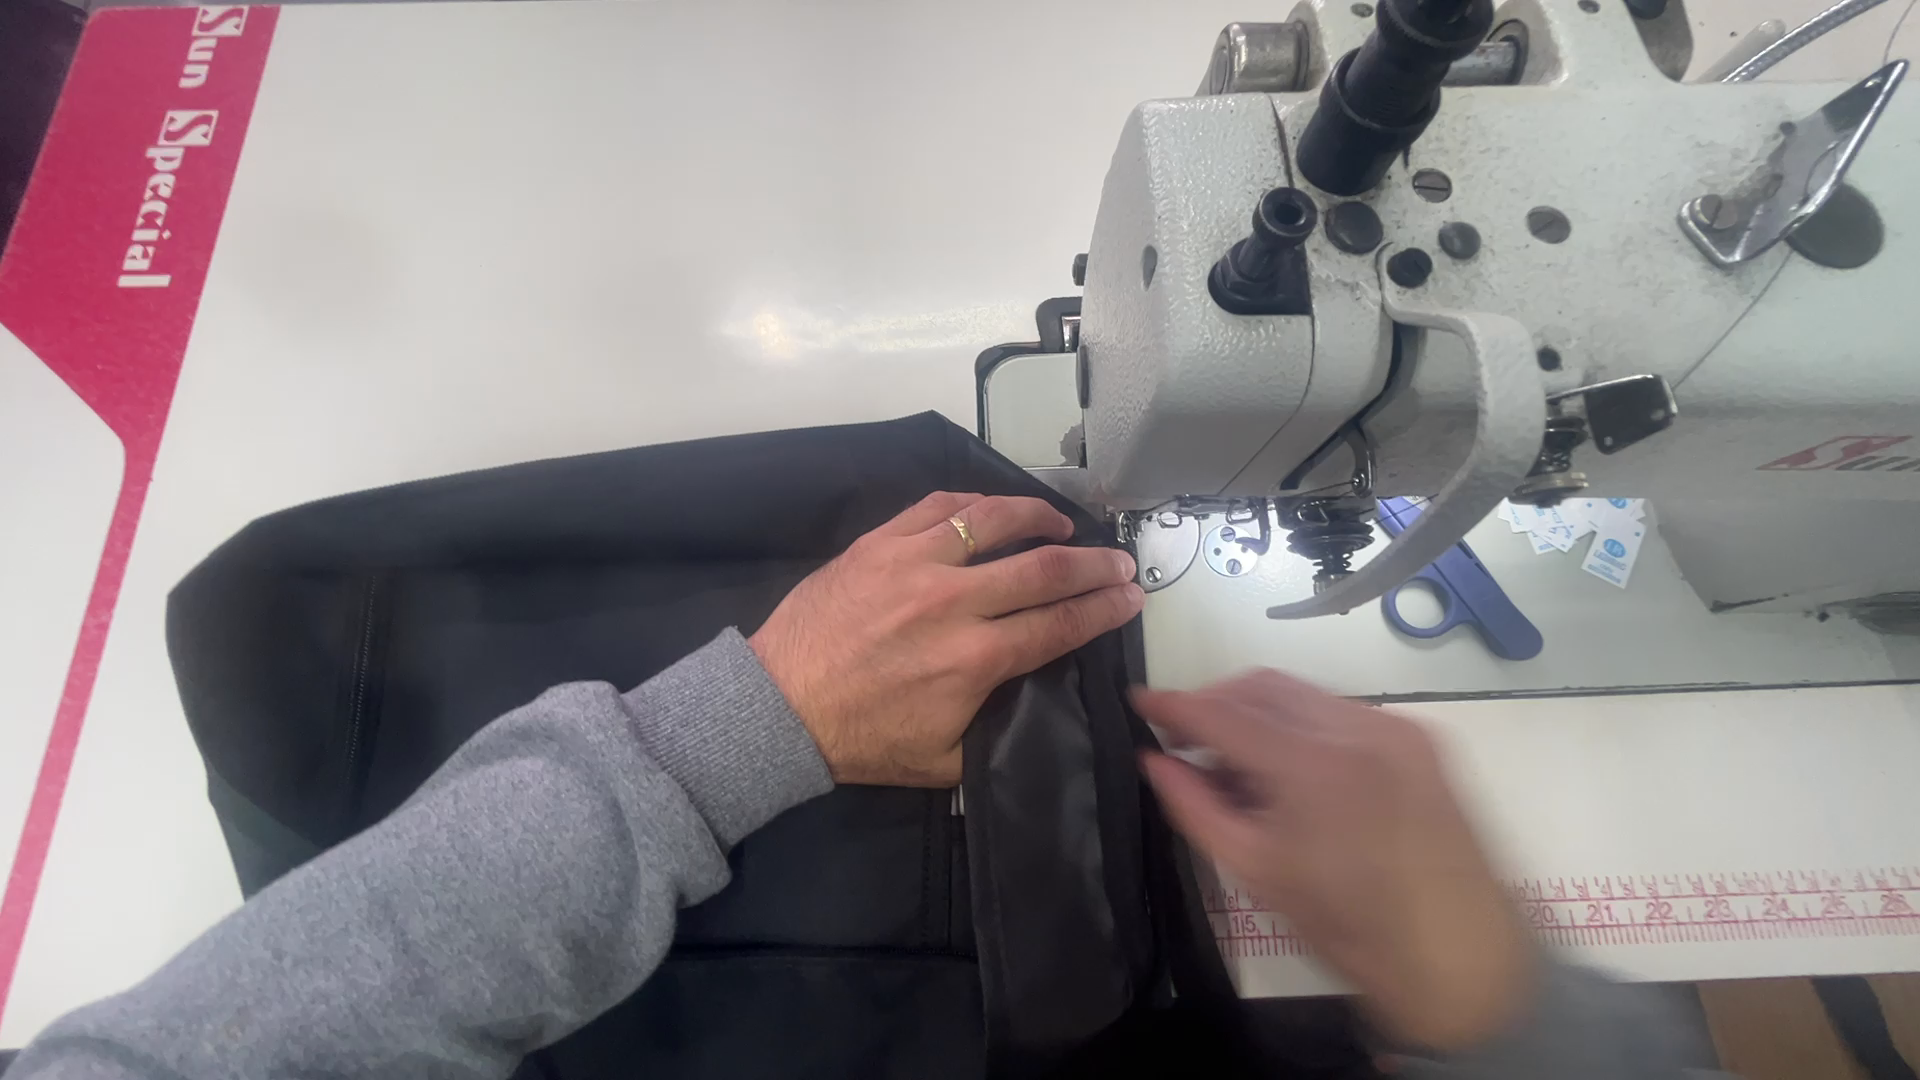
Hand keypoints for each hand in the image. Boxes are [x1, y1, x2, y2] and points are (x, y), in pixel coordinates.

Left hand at [749, 491, 1143, 787]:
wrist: (780, 706)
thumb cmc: (860, 739)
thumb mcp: (944, 760)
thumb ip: (994, 724)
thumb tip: (1025, 689)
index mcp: (975, 660)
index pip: (1060, 624)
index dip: (1104, 608)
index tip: (1130, 595)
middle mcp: (954, 603)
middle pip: (1044, 569)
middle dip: (1094, 563)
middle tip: (1118, 560)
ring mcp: (914, 564)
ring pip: (994, 521)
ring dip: (1039, 516)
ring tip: (1062, 522)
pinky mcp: (879, 543)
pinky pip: (938, 508)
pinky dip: (975, 503)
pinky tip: (991, 508)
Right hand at [1134, 671, 1533, 1051]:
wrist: (1469, 966)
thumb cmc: (1352, 928)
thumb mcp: (1256, 870)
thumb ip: (1193, 805)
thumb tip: (1154, 759)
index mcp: (1314, 766)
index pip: (1222, 713)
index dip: (1172, 703)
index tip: (1140, 700)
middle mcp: (1359, 728)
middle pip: (1260, 685)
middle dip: (1215, 703)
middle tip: (1187, 741)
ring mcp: (1396, 728)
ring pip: (1299, 693)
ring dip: (1256, 713)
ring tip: (1240, 762)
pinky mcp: (1420, 738)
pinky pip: (1338, 711)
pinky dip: (1300, 726)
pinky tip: (1291, 768)